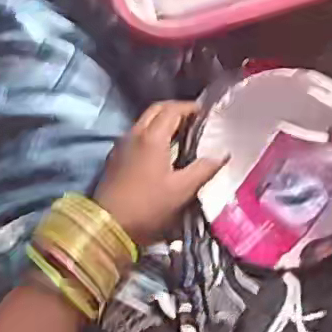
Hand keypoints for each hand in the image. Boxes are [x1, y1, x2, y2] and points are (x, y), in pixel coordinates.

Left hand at [94, 101, 225, 245]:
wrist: (108, 224)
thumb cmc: (147, 206)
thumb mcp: (181, 190)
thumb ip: (203, 169)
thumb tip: (222, 155)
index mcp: (152, 137)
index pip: (172, 109)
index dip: (189, 107)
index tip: (204, 112)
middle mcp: (134, 133)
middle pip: (156, 110)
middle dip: (175, 109)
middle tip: (193, 118)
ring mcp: (122, 144)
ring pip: (144, 121)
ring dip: (162, 120)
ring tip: (180, 133)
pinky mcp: (115, 157)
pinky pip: (136, 134)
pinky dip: (151, 133)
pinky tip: (161, 149)